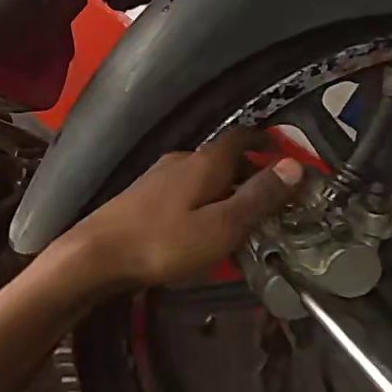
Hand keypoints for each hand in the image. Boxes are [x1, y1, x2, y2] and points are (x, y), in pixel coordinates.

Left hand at [51, 128, 303, 290]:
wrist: (96, 255)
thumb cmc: (164, 242)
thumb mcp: (221, 225)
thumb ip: (258, 197)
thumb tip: (294, 166)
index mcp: (204, 162)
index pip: (241, 137)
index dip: (265, 142)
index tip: (285, 156)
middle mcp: (181, 161)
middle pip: (224, 159)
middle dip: (250, 175)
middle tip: (273, 201)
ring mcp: (158, 178)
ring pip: (203, 178)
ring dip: (227, 192)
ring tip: (244, 220)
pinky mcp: (143, 198)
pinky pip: (185, 193)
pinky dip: (204, 204)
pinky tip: (204, 230)